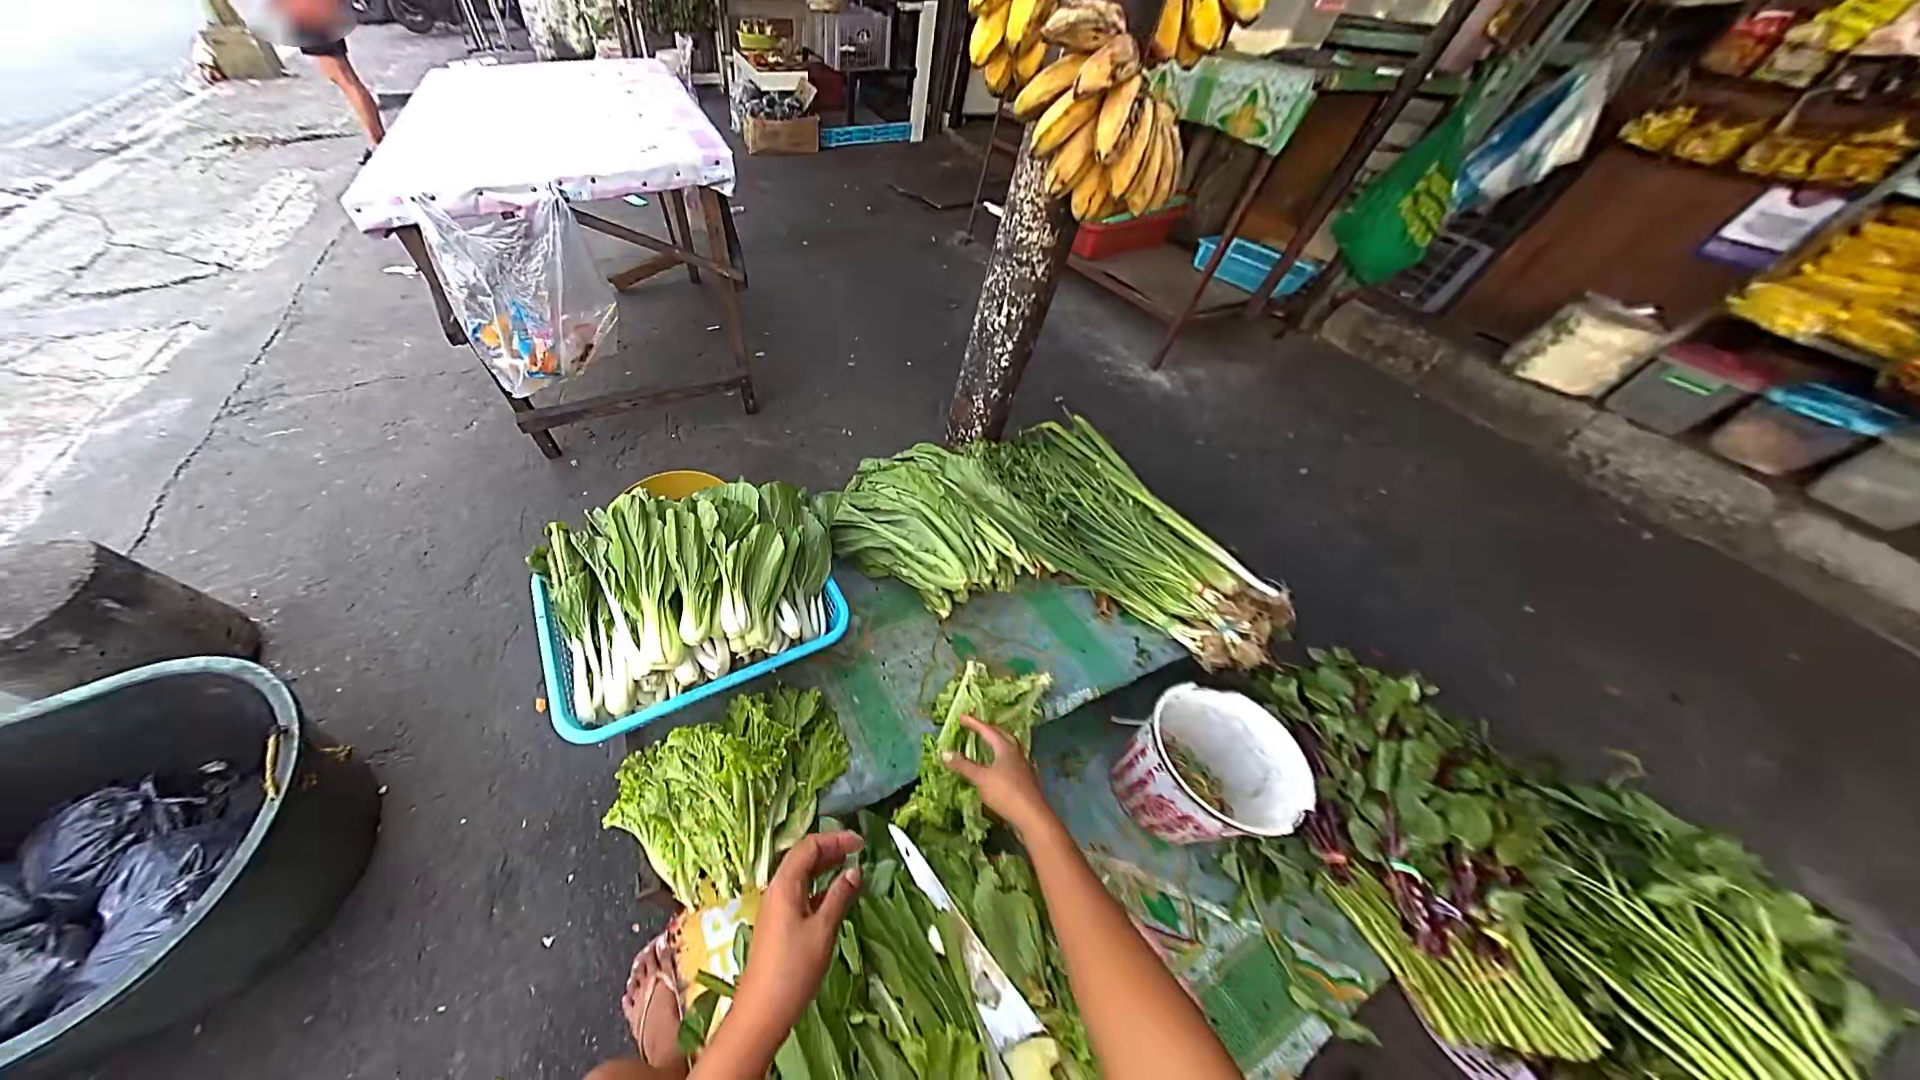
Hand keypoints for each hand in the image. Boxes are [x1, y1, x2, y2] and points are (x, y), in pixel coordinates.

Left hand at [731, 831, 862, 1036]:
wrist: (761, 1013)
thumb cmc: (793, 969)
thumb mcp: (823, 929)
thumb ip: (839, 896)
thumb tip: (854, 870)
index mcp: (785, 884)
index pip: (810, 846)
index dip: (836, 839)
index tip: (860, 843)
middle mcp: (777, 889)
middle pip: (804, 856)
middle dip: (832, 849)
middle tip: (858, 852)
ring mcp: (776, 906)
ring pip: (802, 874)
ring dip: (826, 867)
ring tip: (851, 868)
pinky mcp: (778, 922)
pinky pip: (801, 891)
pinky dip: (820, 885)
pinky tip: (836, 894)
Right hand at [940, 715, 1058, 840]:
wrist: (1032, 816)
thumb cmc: (1005, 793)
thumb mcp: (981, 779)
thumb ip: (963, 766)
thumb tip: (944, 753)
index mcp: (1005, 748)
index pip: (988, 730)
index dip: (974, 723)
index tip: (962, 717)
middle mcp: (1017, 752)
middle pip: (1002, 735)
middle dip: (988, 729)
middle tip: (976, 727)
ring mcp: (1024, 765)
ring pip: (1011, 747)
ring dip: (999, 741)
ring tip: (989, 743)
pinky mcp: (1027, 778)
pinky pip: (1014, 760)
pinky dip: (1004, 757)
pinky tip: (1002, 765)